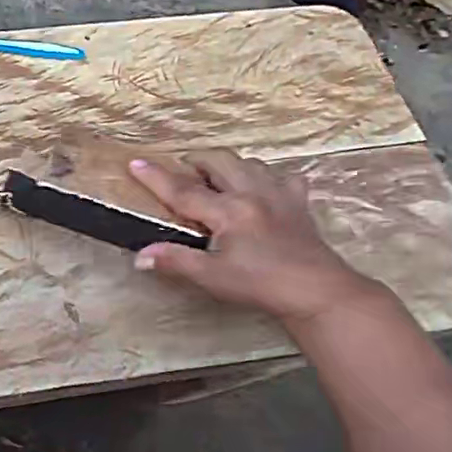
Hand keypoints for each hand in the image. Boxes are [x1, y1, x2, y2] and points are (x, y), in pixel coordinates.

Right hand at [127, 150, 383, 324]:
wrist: (315, 290)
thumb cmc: (261, 286)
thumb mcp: (213, 277)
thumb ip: (177, 261)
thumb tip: (140, 256)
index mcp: (228, 211)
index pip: (184, 191)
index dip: (157, 178)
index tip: (136, 162)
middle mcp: (252, 193)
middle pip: (218, 161)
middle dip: (196, 162)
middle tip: (183, 174)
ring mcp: (278, 193)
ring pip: (248, 162)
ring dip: (228, 166)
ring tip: (217, 179)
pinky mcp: (298, 201)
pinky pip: (282, 176)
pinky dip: (268, 178)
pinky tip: (263, 191)